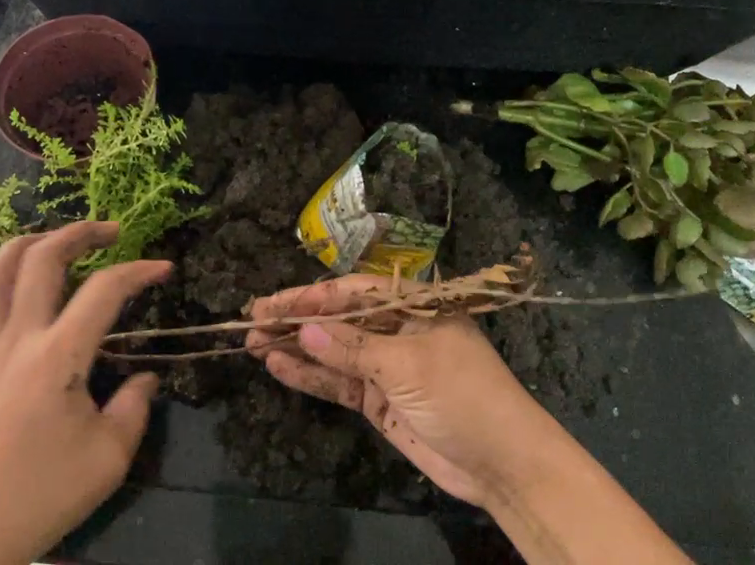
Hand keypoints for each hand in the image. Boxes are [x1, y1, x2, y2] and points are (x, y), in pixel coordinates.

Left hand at [0, 222, 170, 564]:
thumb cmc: (42, 497)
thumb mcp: (109, 458)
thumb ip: (135, 408)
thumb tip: (145, 378)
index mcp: (57, 355)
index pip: (104, 290)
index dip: (139, 270)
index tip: (165, 268)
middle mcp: (16, 340)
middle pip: (40, 259)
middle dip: (79, 232)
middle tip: (110, 231)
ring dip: (21, 247)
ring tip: (50, 242)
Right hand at [243, 274, 569, 509]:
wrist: (502, 462)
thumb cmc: (463, 394)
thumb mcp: (408, 365)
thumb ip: (353, 348)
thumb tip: (304, 329)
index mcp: (414, 305)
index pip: (355, 291)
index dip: (313, 295)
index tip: (273, 302)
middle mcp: (397, 329)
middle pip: (339, 319)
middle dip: (297, 319)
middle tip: (251, 320)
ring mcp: (387, 367)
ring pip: (333, 351)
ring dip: (296, 347)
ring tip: (252, 342)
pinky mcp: (380, 401)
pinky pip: (339, 383)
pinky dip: (310, 376)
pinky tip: (278, 367)